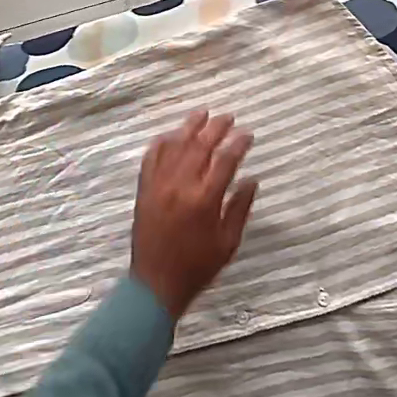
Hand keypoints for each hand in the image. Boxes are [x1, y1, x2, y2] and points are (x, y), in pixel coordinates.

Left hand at [130, 110, 257, 318]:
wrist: (156, 283)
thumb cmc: (197, 266)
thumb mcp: (228, 242)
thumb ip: (239, 208)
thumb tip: (251, 180)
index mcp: (204, 199)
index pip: (225, 160)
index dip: (238, 143)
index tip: (247, 134)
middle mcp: (180, 185)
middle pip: (200, 146)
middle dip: (216, 128)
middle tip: (228, 117)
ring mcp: (159, 185)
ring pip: (174, 146)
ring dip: (189, 127)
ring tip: (202, 113)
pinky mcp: (144, 189)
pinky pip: (151, 158)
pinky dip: (161, 143)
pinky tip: (170, 134)